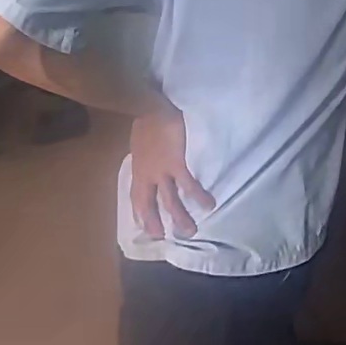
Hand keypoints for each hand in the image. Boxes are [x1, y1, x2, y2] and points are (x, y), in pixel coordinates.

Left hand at [128, 102, 213, 238]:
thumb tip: (148, 158)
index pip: (136, 197)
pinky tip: (209, 204)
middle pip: (149, 205)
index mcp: (138, 169)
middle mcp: (147, 175)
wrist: (150, 107)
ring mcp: (161, 171)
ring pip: (169, 201)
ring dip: (180, 217)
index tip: (145, 228)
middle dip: (155, 224)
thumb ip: (144, 154)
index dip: (139, 214)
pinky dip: (199, 196)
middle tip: (164, 238)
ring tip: (190, 231)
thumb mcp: (139, 142)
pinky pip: (188, 185)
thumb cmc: (146, 120)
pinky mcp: (176, 164)